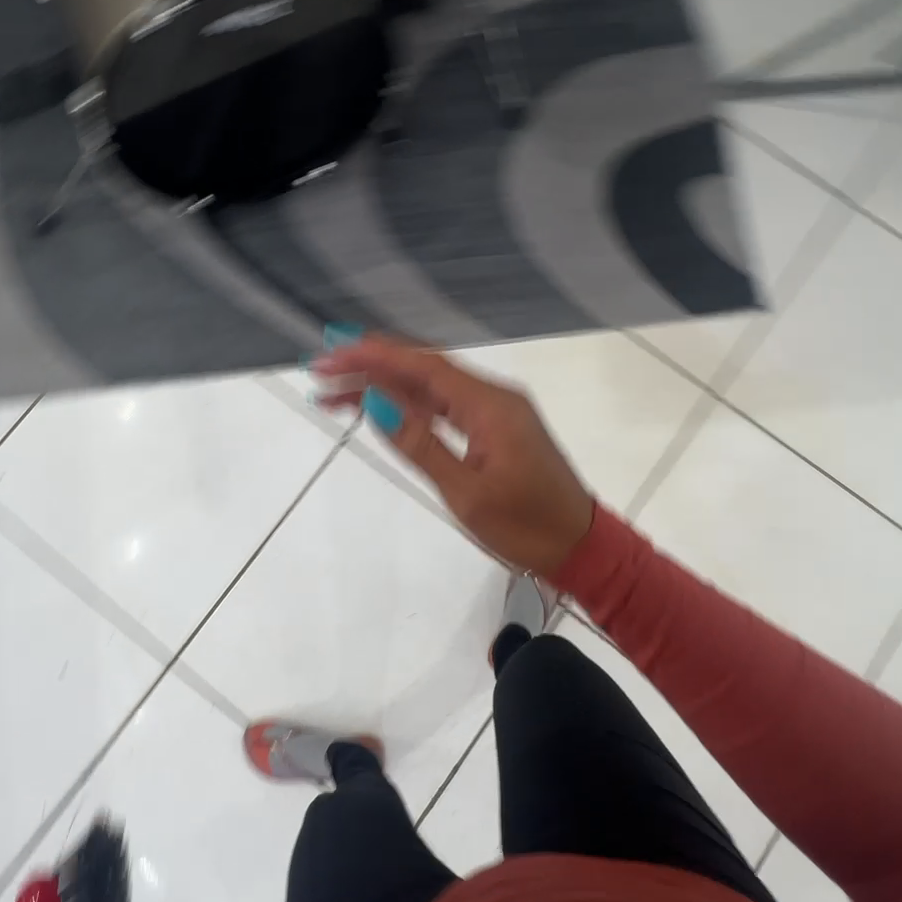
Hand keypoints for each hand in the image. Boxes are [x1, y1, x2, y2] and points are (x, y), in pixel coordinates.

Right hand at [313, 335, 595, 576]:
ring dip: (383, 385)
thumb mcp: (467, 493)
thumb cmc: (527, 527)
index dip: (373, 356)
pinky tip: (379, 406)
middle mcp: (492, 396)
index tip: (331, 354)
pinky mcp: (494, 428)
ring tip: (334, 391)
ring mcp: (494, 411)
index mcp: (490, 405)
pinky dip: (408, 403)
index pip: (422, 366)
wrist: (581, 546)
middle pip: (422, 368)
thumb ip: (420, 444)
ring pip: (429, 386)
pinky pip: (443, 405)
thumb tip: (375, 402)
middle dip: (370, 365)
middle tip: (321, 370)